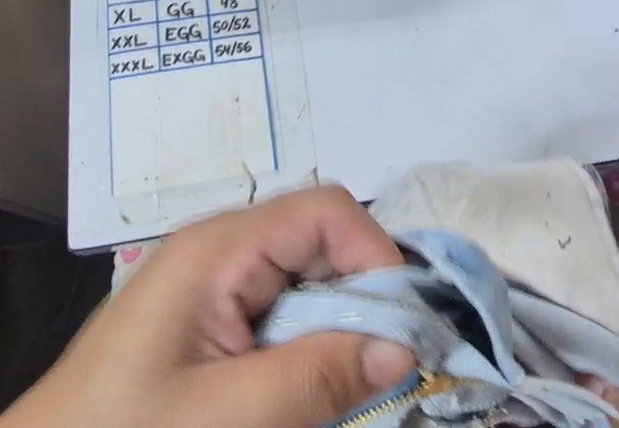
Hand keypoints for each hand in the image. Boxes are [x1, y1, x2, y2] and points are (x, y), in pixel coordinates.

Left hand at [0, 185, 416, 427]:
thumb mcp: (224, 416)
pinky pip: (283, 317)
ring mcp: (216, 286)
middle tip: (386, 369)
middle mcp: (222, 251)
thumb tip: (406, 346)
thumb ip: (318, 376)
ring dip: (339, 331)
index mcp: (219, 248)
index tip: (404, 330)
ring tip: (349, 389)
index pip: (325, 211)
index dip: (375, 256)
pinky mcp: (212, 322)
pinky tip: (308, 394)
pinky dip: (310, 350)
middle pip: (322, 243)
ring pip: (308, 283)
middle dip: (363, 298)